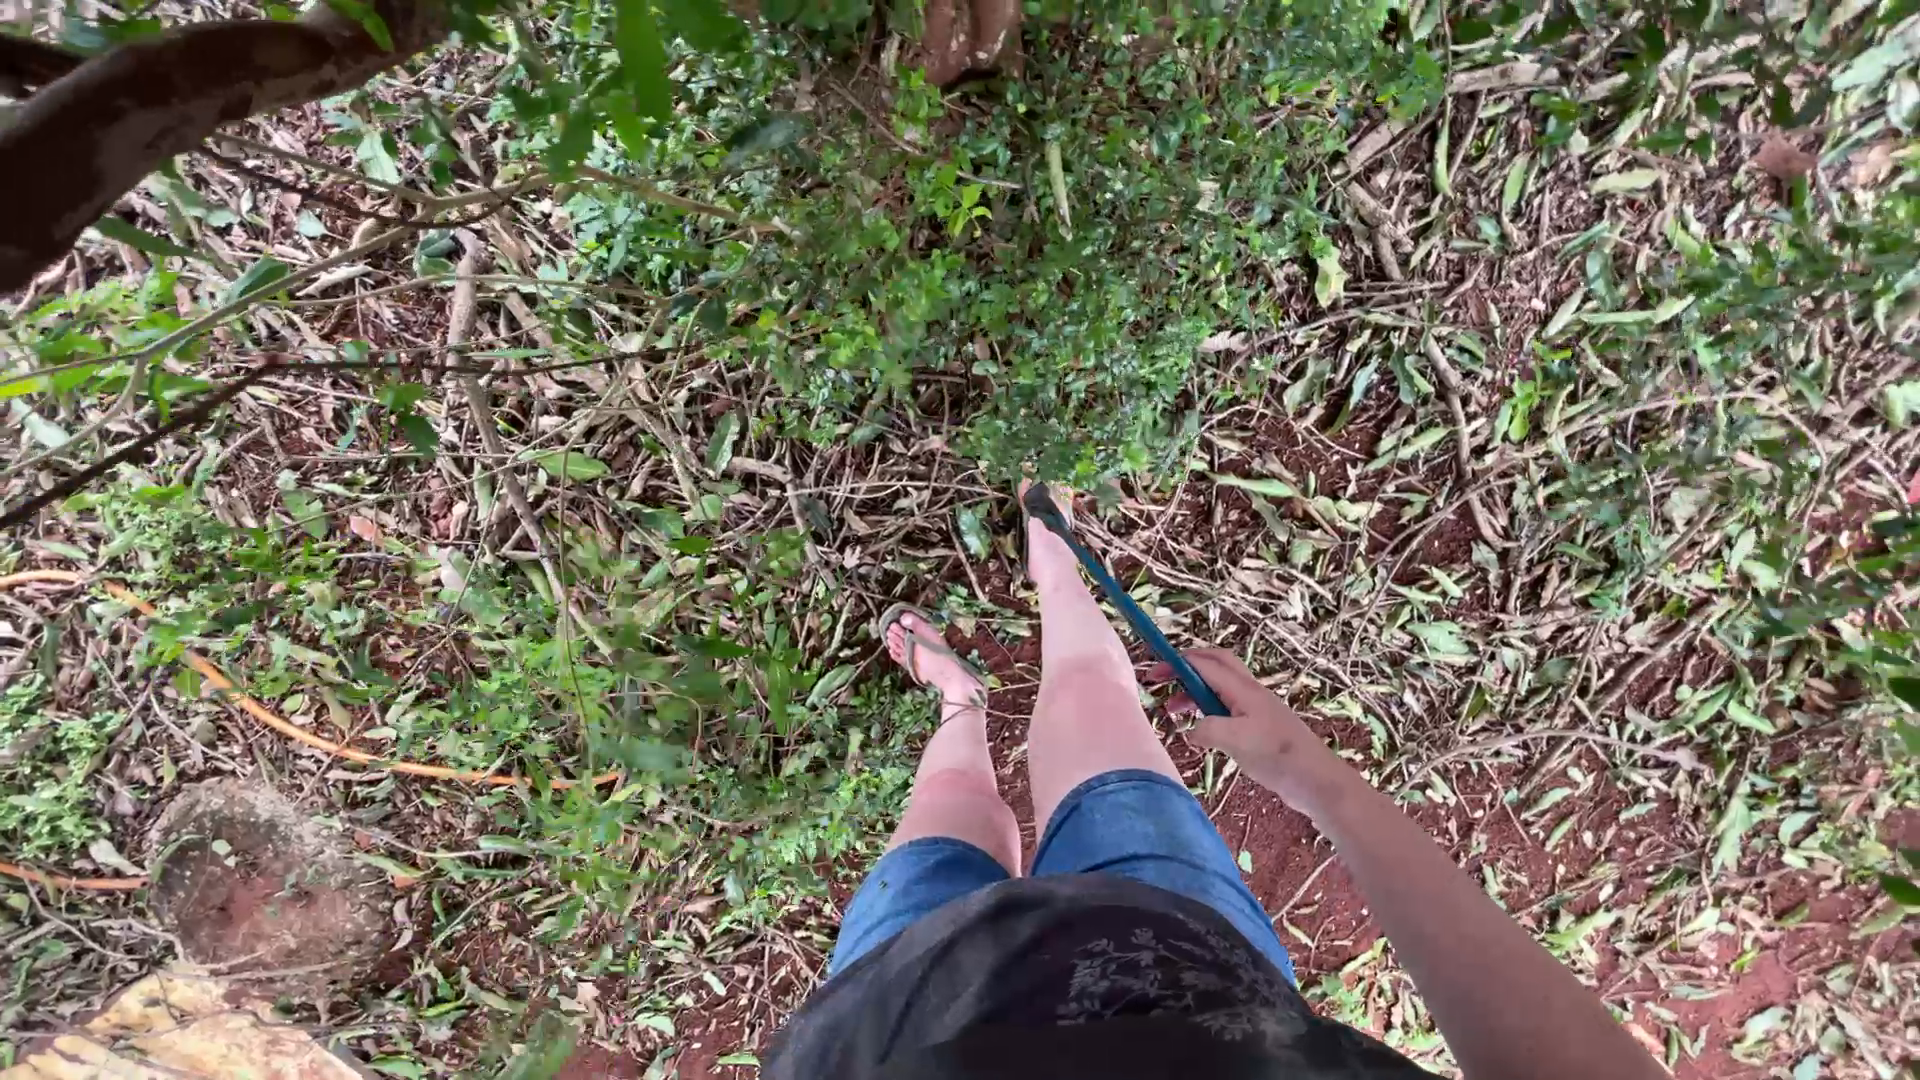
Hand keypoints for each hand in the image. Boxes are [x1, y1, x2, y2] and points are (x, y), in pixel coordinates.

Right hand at [1151, 648, 1350, 813]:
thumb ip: (1206, 729)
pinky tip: (1198, 730)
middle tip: (1162, 680)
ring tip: (1172, 711)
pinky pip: (1225, 707)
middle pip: (1213, 664)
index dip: (1176, 663)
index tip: (1153, 673)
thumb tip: (1189, 731)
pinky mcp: (1257, 726)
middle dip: (1185, 667)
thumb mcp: (1235, 741)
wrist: (1317, 780)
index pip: (1204, 664)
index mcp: (1242, 689)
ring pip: (1217, 687)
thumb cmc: (1278, 756)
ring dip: (1192, 692)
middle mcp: (1248, 692)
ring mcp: (1254, 708)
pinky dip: (1205, 710)